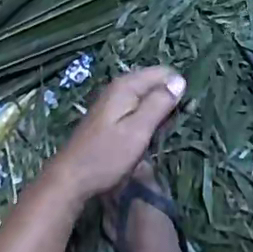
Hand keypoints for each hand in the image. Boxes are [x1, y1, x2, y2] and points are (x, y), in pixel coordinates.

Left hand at [43, 66, 185, 201]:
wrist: (70, 178)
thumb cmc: (106, 156)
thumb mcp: (138, 130)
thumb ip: (159, 103)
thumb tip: (180, 80)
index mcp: (126, 85)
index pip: (164, 73)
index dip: (177, 90)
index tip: (181, 114)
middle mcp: (120, 87)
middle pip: (155, 84)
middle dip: (168, 102)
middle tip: (169, 128)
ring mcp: (113, 101)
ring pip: (147, 98)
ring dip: (158, 114)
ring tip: (158, 135)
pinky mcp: (111, 116)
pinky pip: (137, 109)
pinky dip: (146, 121)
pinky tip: (146, 138)